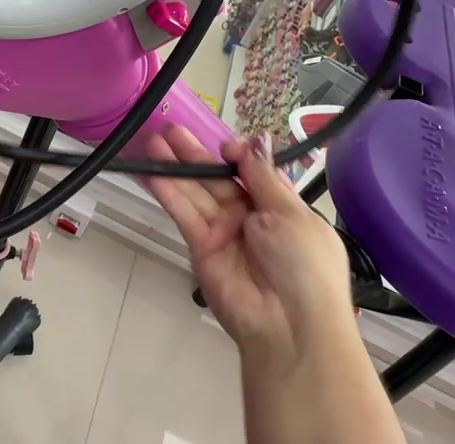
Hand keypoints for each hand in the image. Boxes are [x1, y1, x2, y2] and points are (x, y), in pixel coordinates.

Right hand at [143, 126, 352, 364]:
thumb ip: (263, 177)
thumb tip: (254, 141)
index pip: (253, 173)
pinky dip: (167, 192)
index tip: (225, 147)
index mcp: (281, 208)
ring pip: (197, 191)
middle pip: (218, 178)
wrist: (290, 327)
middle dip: (196, 154)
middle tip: (171, 128)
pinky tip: (150, 171)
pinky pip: (184, 212)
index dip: (238, 156)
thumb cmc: (304, 265)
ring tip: (153, 139)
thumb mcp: (292, 215)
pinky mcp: (201, 246)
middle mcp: (251, 217)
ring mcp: (224, 231)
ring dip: (175, 166)